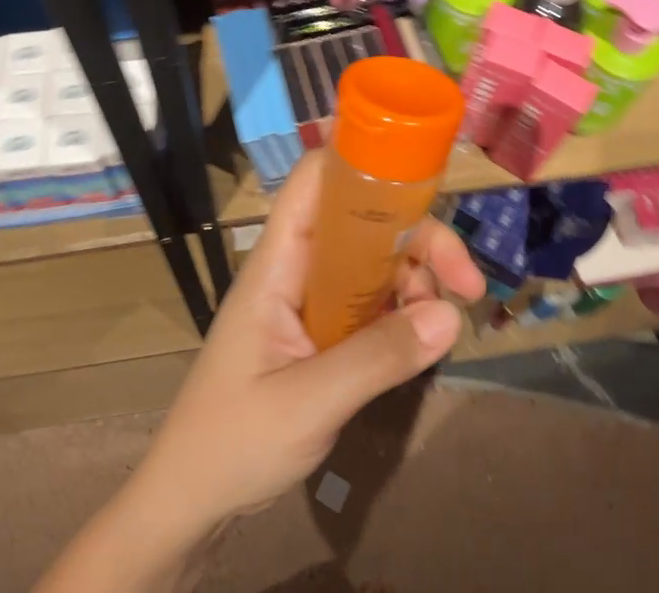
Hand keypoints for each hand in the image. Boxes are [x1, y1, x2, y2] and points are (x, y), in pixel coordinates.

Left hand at [127, 151, 484, 534]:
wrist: (192, 497)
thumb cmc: (232, 441)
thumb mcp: (306, 402)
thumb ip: (376, 358)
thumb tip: (450, 316)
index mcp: (276, 267)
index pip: (313, 185)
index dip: (360, 162)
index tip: (423, 179)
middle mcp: (295, 274)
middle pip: (362, 225)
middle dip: (418, 239)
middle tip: (467, 285)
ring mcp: (309, 306)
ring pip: (374, 266)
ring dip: (418, 280)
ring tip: (448, 321)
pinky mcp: (322, 339)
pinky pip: (372, 307)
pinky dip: (405, 314)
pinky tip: (429, 339)